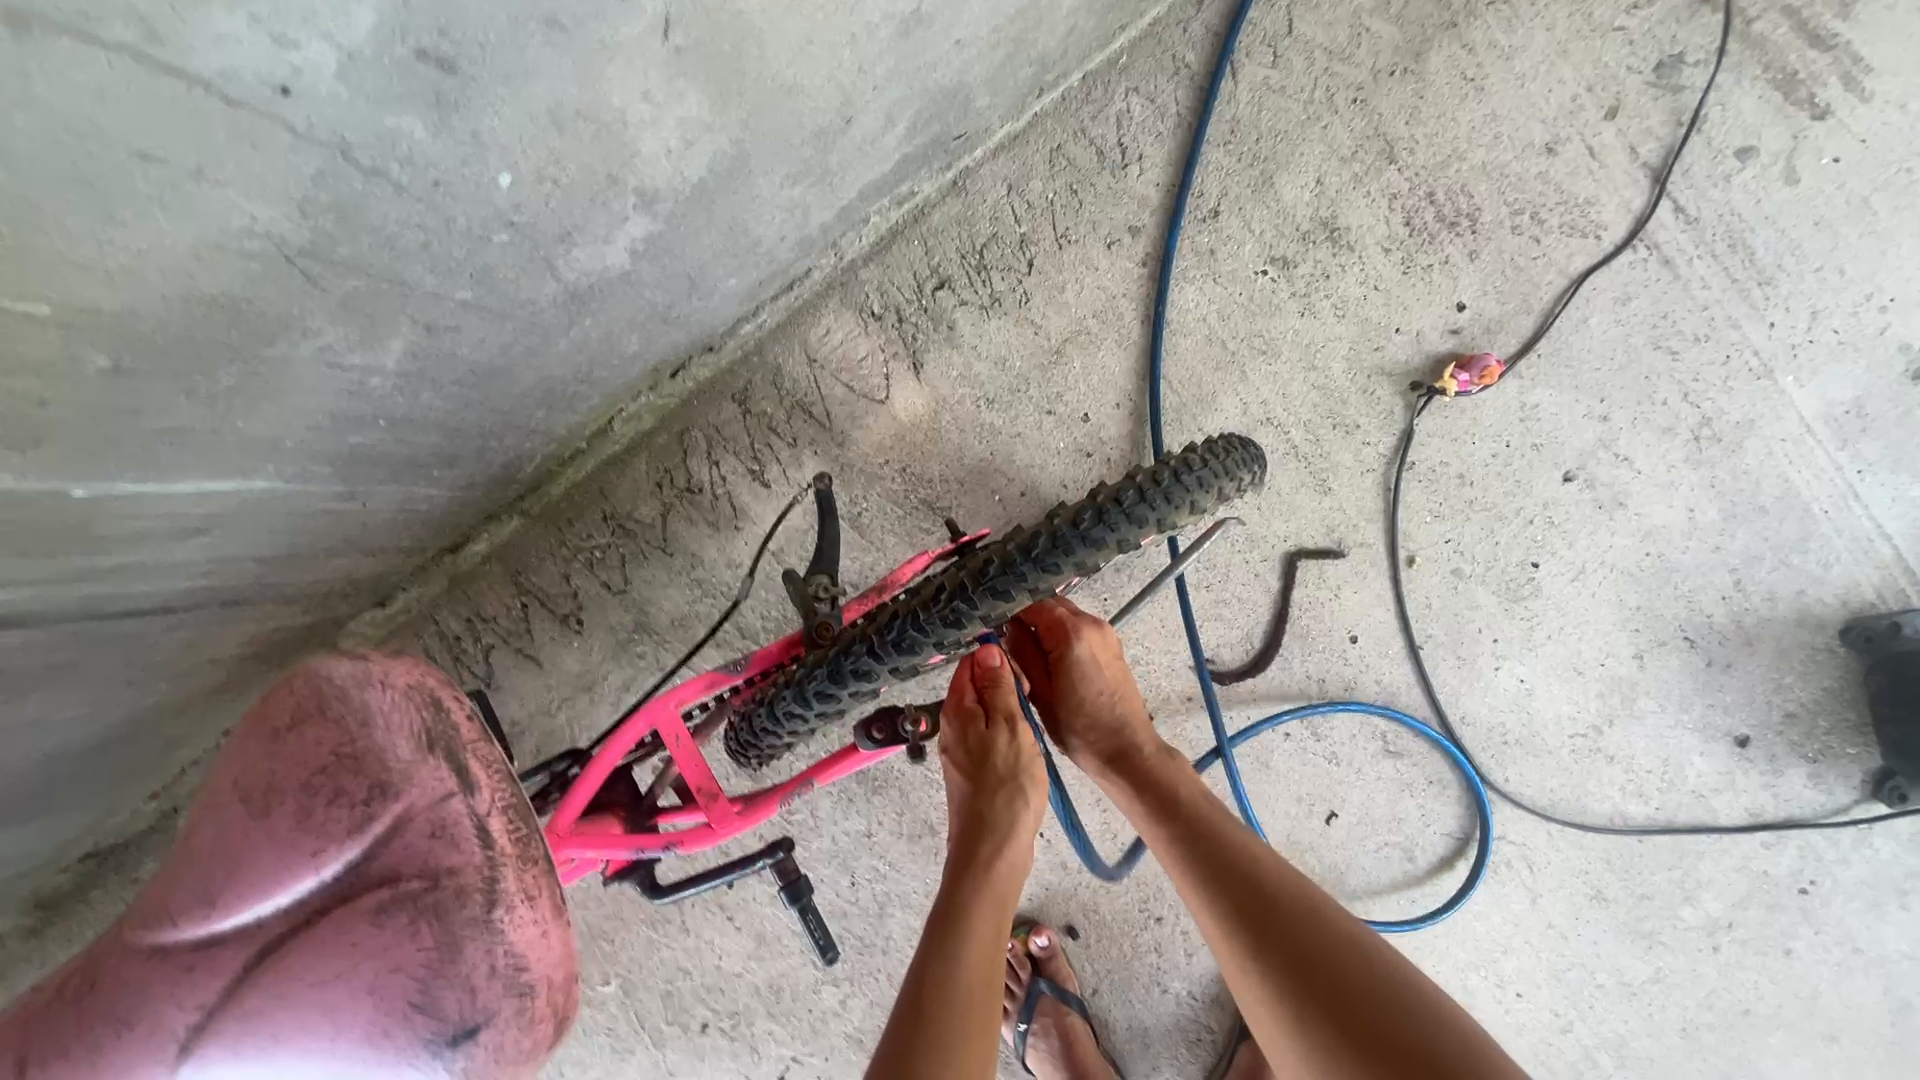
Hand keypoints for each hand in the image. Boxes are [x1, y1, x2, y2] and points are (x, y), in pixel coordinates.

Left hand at [937, 644, 1046, 872]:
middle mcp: (952, 727)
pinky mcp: (973, 773)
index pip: (969, 665)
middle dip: (1004, 686)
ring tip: (1032, 723)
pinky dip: (1007, 735)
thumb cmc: (1006, 785)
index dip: (995, 659)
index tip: (1023, 672)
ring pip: (984, 715)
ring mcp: (961, 752)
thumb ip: (997, 688)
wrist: (993, 849)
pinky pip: (989, 739)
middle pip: (975, 688)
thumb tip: (986, 649)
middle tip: (1031, 699)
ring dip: (1009, 712)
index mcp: (956, 710)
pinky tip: (1025, 747)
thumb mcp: (1009, 726)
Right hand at [1001, 597, 1166, 777]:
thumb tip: (1008, 628)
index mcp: (1071, 633)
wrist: (1127, 750)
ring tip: (1026, 652)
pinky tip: (1050, 658)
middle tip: (1005, 639)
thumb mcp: (1040, 693)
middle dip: (1026, 616)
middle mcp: (1092, 624)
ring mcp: (1105, 633)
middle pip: (1050, 604)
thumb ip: (1022, 653)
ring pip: (1064, 615)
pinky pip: (1078, 627)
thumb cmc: (1080, 728)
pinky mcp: (1110, 645)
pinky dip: (1061, 634)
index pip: (1032, 602)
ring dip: (1044, 626)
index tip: (991, 625)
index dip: (1009, 611)